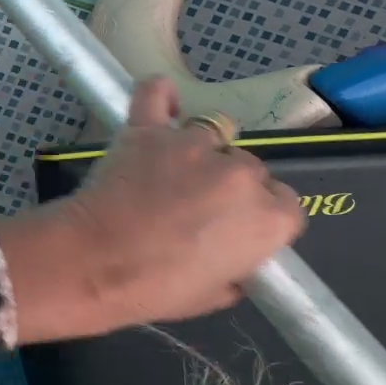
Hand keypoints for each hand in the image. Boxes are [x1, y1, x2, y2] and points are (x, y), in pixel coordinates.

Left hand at [0, 77, 304, 341]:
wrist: (102, 258)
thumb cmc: (162, 285)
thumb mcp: (221, 291)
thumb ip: (239, 263)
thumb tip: (233, 256)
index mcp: (269, 218)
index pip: (283, 200)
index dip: (258, 210)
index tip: (235, 221)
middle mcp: (237, 172)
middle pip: (245, 165)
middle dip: (225, 181)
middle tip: (195, 201)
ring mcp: (189, 144)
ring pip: (207, 133)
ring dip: (196, 148)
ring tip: (170, 169)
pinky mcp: (145, 128)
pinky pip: (155, 93)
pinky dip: (160, 92)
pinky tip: (166, 100)